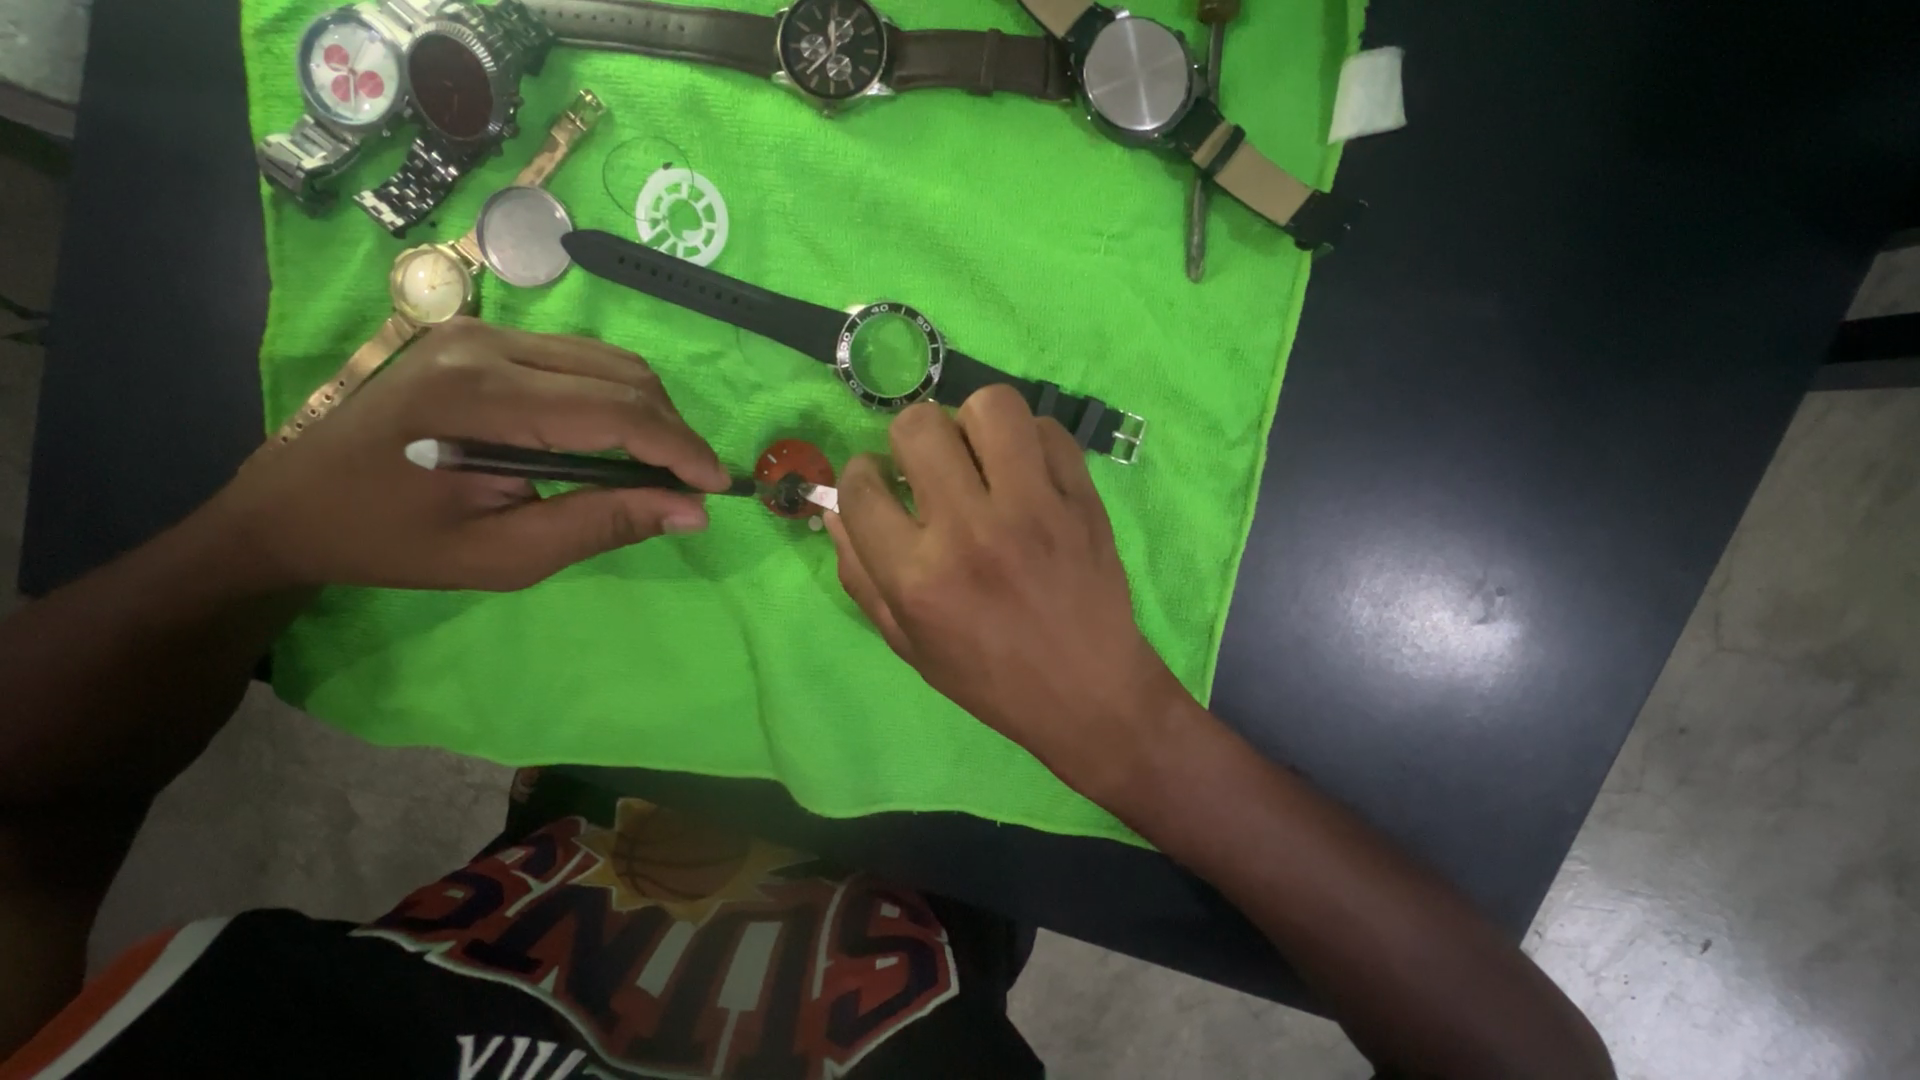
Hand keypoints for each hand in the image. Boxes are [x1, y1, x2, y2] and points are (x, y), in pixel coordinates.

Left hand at [208, 318, 729, 591]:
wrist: (293, 504)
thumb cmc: (392, 542)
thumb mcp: (503, 556)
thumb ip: (601, 525)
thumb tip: (690, 511)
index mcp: (482, 398)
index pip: (617, 410)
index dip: (680, 449)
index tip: (718, 489)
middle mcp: (485, 344)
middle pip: (622, 375)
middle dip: (672, 432)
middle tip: (689, 488)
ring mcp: (481, 332)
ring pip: (608, 361)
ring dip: (650, 414)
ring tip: (659, 468)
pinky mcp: (481, 337)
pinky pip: (579, 360)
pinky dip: (616, 400)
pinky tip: (615, 442)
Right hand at [825, 386, 1194, 799]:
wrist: (1088, 692)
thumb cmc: (989, 678)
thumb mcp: (907, 644)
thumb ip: (861, 575)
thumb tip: (837, 509)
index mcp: (918, 576)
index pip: (861, 486)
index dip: (860, 476)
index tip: (878, 484)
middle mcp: (971, 531)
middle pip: (918, 427)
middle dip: (909, 440)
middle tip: (928, 469)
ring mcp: (1034, 508)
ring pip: (990, 406)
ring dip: (972, 423)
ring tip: (979, 457)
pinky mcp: (1082, 498)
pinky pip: (1047, 428)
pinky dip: (1029, 440)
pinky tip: (1025, 472)